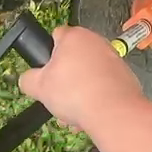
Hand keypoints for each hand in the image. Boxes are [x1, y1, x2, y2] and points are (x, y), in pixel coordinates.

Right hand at [17, 24, 144, 131]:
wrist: (112, 111)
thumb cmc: (75, 93)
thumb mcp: (37, 87)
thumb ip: (27, 79)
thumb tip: (28, 80)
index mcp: (74, 36)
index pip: (55, 36)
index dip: (48, 55)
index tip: (46, 73)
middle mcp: (95, 41)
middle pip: (72, 58)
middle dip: (64, 79)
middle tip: (57, 97)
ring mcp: (113, 57)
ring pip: (87, 74)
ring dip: (78, 92)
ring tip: (72, 113)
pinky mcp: (124, 75)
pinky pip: (103, 85)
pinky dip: (95, 98)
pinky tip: (88, 115)